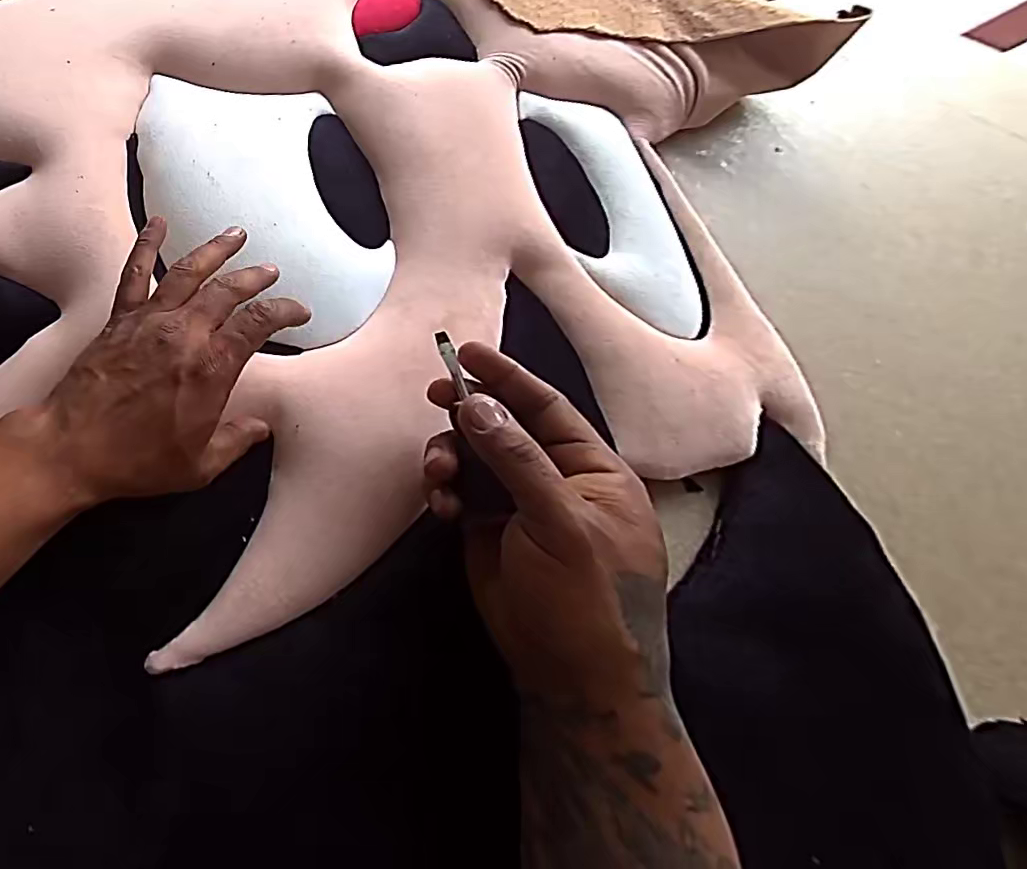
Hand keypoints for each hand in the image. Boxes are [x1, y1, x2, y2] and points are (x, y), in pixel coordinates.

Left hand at [5, 217, 309, 506]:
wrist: (71, 448)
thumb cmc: (133, 461)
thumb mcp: (198, 466)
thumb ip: (235, 441)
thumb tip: (259, 428)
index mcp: (209, 368)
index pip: (258, 323)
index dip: (284, 311)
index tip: (297, 311)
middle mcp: (182, 335)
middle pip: (228, 290)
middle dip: (255, 277)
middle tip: (270, 271)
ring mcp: (148, 322)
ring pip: (188, 272)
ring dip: (215, 250)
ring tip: (234, 235)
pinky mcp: (119, 320)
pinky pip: (135, 274)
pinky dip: (147, 245)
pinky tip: (157, 224)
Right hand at [422, 343, 669, 708]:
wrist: (569, 673)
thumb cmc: (585, 596)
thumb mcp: (559, 524)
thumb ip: (517, 460)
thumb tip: (479, 405)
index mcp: (591, 471)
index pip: (546, 408)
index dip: (507, 377)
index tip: (467, 352)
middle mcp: (551, 478)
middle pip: (500, 426)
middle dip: (466, 414)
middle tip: (435, 396)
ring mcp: (515, 502)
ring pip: (470, 456)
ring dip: (447, 457)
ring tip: (437, 475)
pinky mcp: (485, 523)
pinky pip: (456, 489)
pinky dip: (443, 491)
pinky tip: (441, 509)